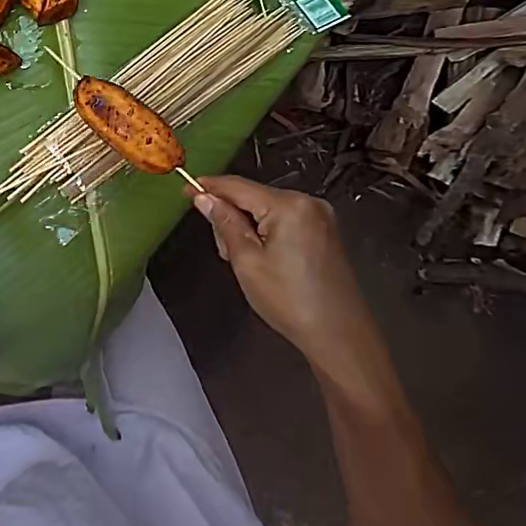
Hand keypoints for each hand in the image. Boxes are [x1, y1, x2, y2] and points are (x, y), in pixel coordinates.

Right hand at [183, 174, 394, 405]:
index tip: (184, 190)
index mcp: (289, 206)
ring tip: (247, 263)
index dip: (207, 187)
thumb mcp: (246, 261)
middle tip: (227, 253)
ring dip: (246, 228)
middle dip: (230, 217)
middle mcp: (308, 202)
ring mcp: (319, 217)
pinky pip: (282, 220)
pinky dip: (264, 232)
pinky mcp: (323, 232)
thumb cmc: (290, 301)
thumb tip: (203, 197)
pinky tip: (264, 259)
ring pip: (264, 209)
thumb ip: (224, 222)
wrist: (341, 338)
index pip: (237, 186)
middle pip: (251, 196)